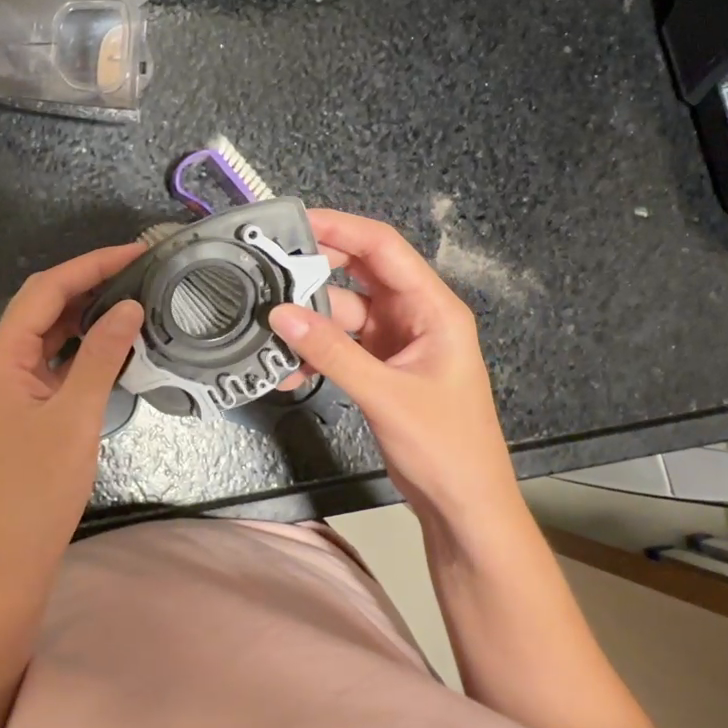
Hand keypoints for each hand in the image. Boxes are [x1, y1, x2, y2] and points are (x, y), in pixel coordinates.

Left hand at [0, 244, 145, 578]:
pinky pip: (56, 356)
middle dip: (88, 280)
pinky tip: (115, 336)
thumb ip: (102, 356)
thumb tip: (129, 307)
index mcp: (1, 355)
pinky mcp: (28, 400)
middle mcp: (1, 359)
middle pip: (44, 303)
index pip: (45, 291)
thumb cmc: (42, 483)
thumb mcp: (76, 414)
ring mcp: (13, 380)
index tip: (134, 252)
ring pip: (51, 329)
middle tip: (139, 267)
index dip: (89, 265)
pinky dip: (84, 342)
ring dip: (87, 309)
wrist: (18, 545)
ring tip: (133, 292)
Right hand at [266, 209, 516, 511]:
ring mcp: (393, 342)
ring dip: (305, 322)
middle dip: (312, 271)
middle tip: (264, 268)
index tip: (293, 222)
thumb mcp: (386, 394)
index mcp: (433, 309)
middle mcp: (412, 316)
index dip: (340, 228)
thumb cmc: (445, 446)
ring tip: (265, 329)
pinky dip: (310, 354)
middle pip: (356, 275)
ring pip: (339, 314)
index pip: (383, 249)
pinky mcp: (377, 367)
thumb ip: (331, 352)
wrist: (463, 505)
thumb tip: (279, 314)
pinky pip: (335, 346)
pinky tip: (284, 371)